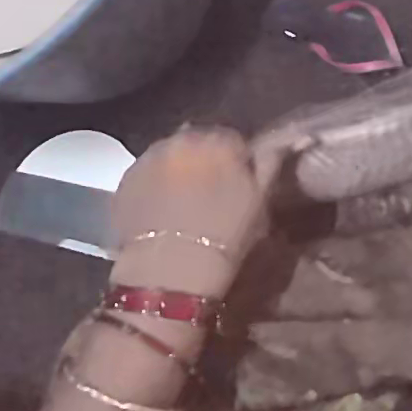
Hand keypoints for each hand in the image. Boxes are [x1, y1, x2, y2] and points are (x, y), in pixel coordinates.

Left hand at [109, 127, 280, 299]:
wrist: (170, 271)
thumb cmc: (226, 238)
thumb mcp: (260, 201)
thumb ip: (270, 163)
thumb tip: (286, 141)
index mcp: (219, 142)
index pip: (233, 140)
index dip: (237, 163)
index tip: (237, 185)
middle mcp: (181, 139)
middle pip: (197, 142)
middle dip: (204, 162)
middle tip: (209, 194)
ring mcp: (149, 157)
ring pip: (170, 156)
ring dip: (178, 170)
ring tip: (182, 203)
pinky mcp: (125, 177)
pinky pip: (146, 173)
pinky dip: (153, 184)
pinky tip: (159, 210)